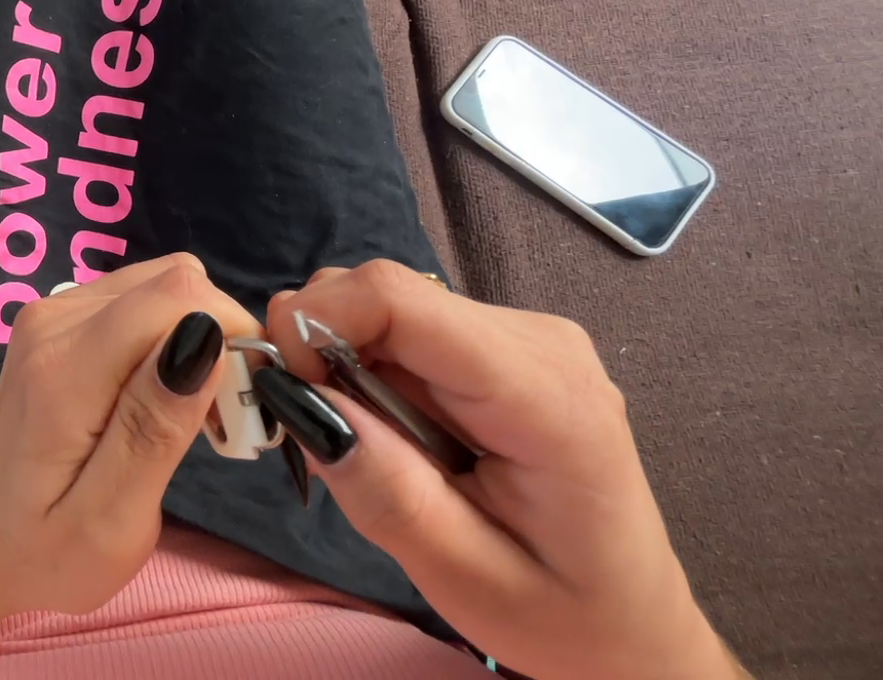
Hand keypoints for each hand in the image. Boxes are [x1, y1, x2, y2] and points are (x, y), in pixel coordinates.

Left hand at [0, 253, 259, 620]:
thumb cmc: (47, 548)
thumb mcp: (110, 519)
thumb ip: (154, 426)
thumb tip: (205, 337)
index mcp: (65, 369)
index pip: (172, 296)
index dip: (228, 335)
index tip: (238, 404)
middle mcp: (54, 319)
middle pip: (171, 283)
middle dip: (216, 339)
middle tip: (214, 420)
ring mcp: (52, 311)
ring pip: (159, 285)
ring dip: (193, 338)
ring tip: (185, 414)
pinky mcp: (58, 317)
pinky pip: (137, 299)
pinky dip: (165, 337)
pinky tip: (157, 393)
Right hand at [267, 261, 739, 679]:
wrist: (631, 629)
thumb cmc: (559, 617)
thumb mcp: (462, 578)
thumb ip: (384, 490)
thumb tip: (301, 401)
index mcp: (544, 395)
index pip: (395, 297)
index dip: (315, 323)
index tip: (289, 393)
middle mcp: (531, 338)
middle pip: (377, 290)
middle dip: (314, 344)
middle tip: (312, 425)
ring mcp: (512, 333)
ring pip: (374, 300)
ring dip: (332, 356)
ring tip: (355, 434)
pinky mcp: (488, 340)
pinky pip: (390, 321)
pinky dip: (354, 360)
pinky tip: (377, 420)